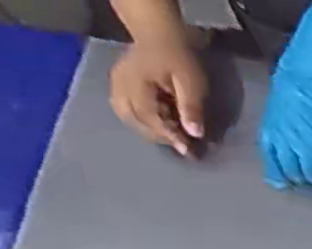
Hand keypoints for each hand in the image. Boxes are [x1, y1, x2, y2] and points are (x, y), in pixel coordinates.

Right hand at [110, 39, 207, 155]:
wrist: (160, 34)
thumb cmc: (178, 57)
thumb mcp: (191, 81)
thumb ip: (191, 106)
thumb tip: (195, 134)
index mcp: (135, 79)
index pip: (147, 114)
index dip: (167, 134)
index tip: (187, 149)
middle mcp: (120, 82)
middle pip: (133, 119)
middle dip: (159, 135)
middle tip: (183, 142)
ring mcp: (116, 84)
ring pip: (127, 117)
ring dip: (150, 131)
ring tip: (173, 133)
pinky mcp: (120, 87)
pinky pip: (127, 111)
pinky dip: (144, 123)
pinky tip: (162, 123)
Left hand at [259, 0, 311, 189]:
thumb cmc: (300, 70)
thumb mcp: (282, 94)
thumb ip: (284, 116)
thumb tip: (291, 124)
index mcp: (273, 126)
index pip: (271, 159)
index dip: (278, 174)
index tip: (284, 183)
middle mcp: (289, 142)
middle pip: (293, 173)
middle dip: (302, 181)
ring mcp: (311, 149)